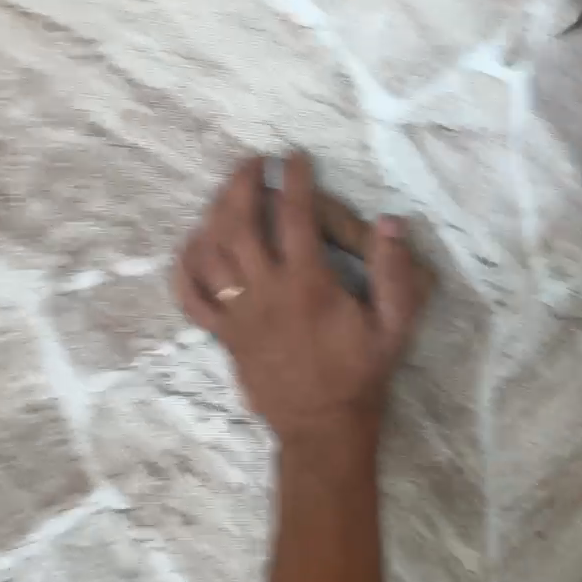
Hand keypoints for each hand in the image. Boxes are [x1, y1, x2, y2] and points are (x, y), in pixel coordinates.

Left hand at [173, 153, 422, 454]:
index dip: (293, 181)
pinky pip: (190, 296)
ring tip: (226, 190)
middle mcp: (265, 291)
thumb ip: (395, 271)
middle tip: (252, 162)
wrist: (323, 424)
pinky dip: (185, 264)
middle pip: (238, 224)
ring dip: (214, 213)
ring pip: (210, 253)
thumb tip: (390, 221)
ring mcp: (238, 313)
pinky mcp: (223, 334)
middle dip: (241, 185)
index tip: (293, 157)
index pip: (295, 217)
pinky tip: (193, 242)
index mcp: (307, 283)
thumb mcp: (395, 323)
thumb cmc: (362, 370)